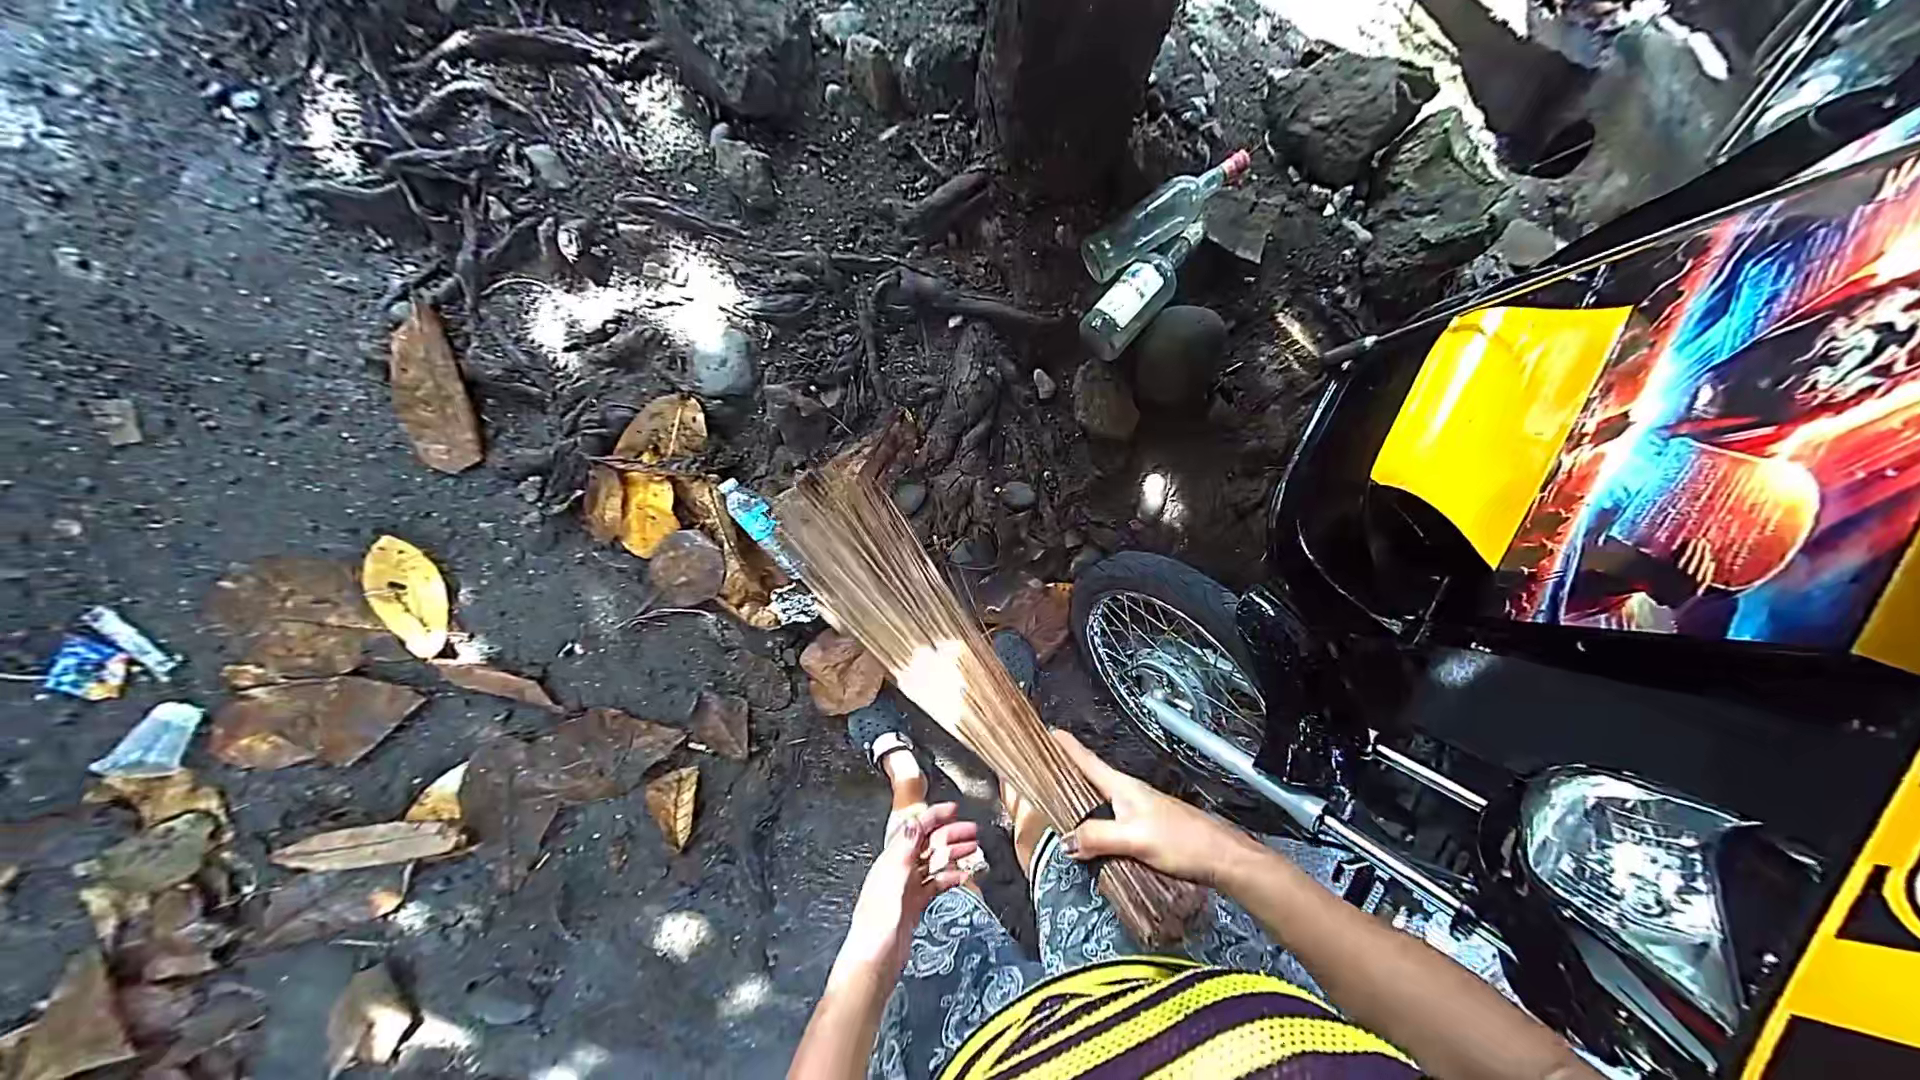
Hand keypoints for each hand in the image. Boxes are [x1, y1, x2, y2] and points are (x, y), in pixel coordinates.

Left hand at [834, 802, 979, 977]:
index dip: (935, 816)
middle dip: (951, 834)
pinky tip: (961, 876)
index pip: (916, 829)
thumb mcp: (891, 880)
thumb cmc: (876, 925)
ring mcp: (907, 888)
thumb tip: (914, 822)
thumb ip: (903, 850)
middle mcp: (899, 870)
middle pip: (929, 844)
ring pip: (934, 863)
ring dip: (953, 854)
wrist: (873, 964)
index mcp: (892, 860)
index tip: (953, 809)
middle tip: (972, 831)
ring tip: (972, 849)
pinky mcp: (914, 905)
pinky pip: (935, 884)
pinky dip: (949, 878)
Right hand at [1052, 729, 1256, 887]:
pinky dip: (1090, 817)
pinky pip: (1106, 816)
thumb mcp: (1135, 838)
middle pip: (1088, 776)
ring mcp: (1135, 808)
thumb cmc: (1181, 840)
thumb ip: (1098, 837)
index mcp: (1121, 786)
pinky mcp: (1142, 826)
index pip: (1087, 759)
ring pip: (1097, 798)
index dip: (1066, 745)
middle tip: (1039, 770)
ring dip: (1076, 796)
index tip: (1047, 733)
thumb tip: (1065, 841)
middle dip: (1064, 770)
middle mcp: (1125, 792)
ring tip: (1054, 801)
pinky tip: (1085, 831)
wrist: (1220, 857)